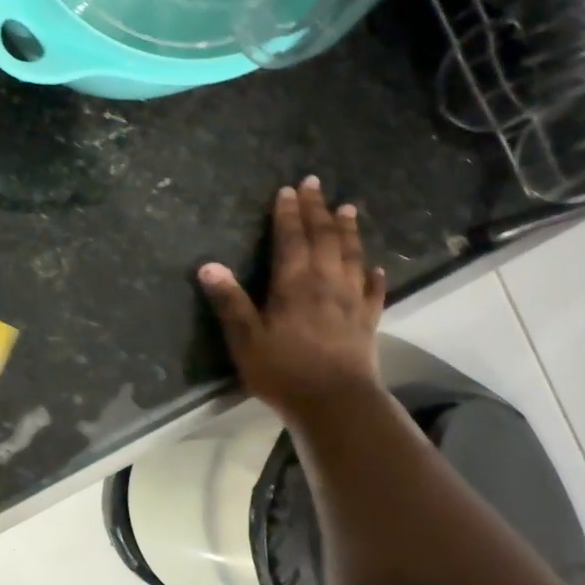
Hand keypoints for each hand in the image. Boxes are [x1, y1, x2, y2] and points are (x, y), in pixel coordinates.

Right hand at [197, 175, 386, 420]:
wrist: (332, 399)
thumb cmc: (281, 370)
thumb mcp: (244, 339)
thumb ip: (230, 302)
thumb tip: (208, 266)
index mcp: (294, 285)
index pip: (290, 240)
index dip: (287, 215)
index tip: (287, 191)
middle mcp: (327, 283)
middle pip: (324, 239)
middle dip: (317, 210)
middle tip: (315, 184)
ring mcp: (351, 300)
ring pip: (352, 256)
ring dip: (347, 231)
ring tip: (347, 209)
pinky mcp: (367, 320)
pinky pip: (373, 290)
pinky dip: (374, 274)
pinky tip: (375, 268)